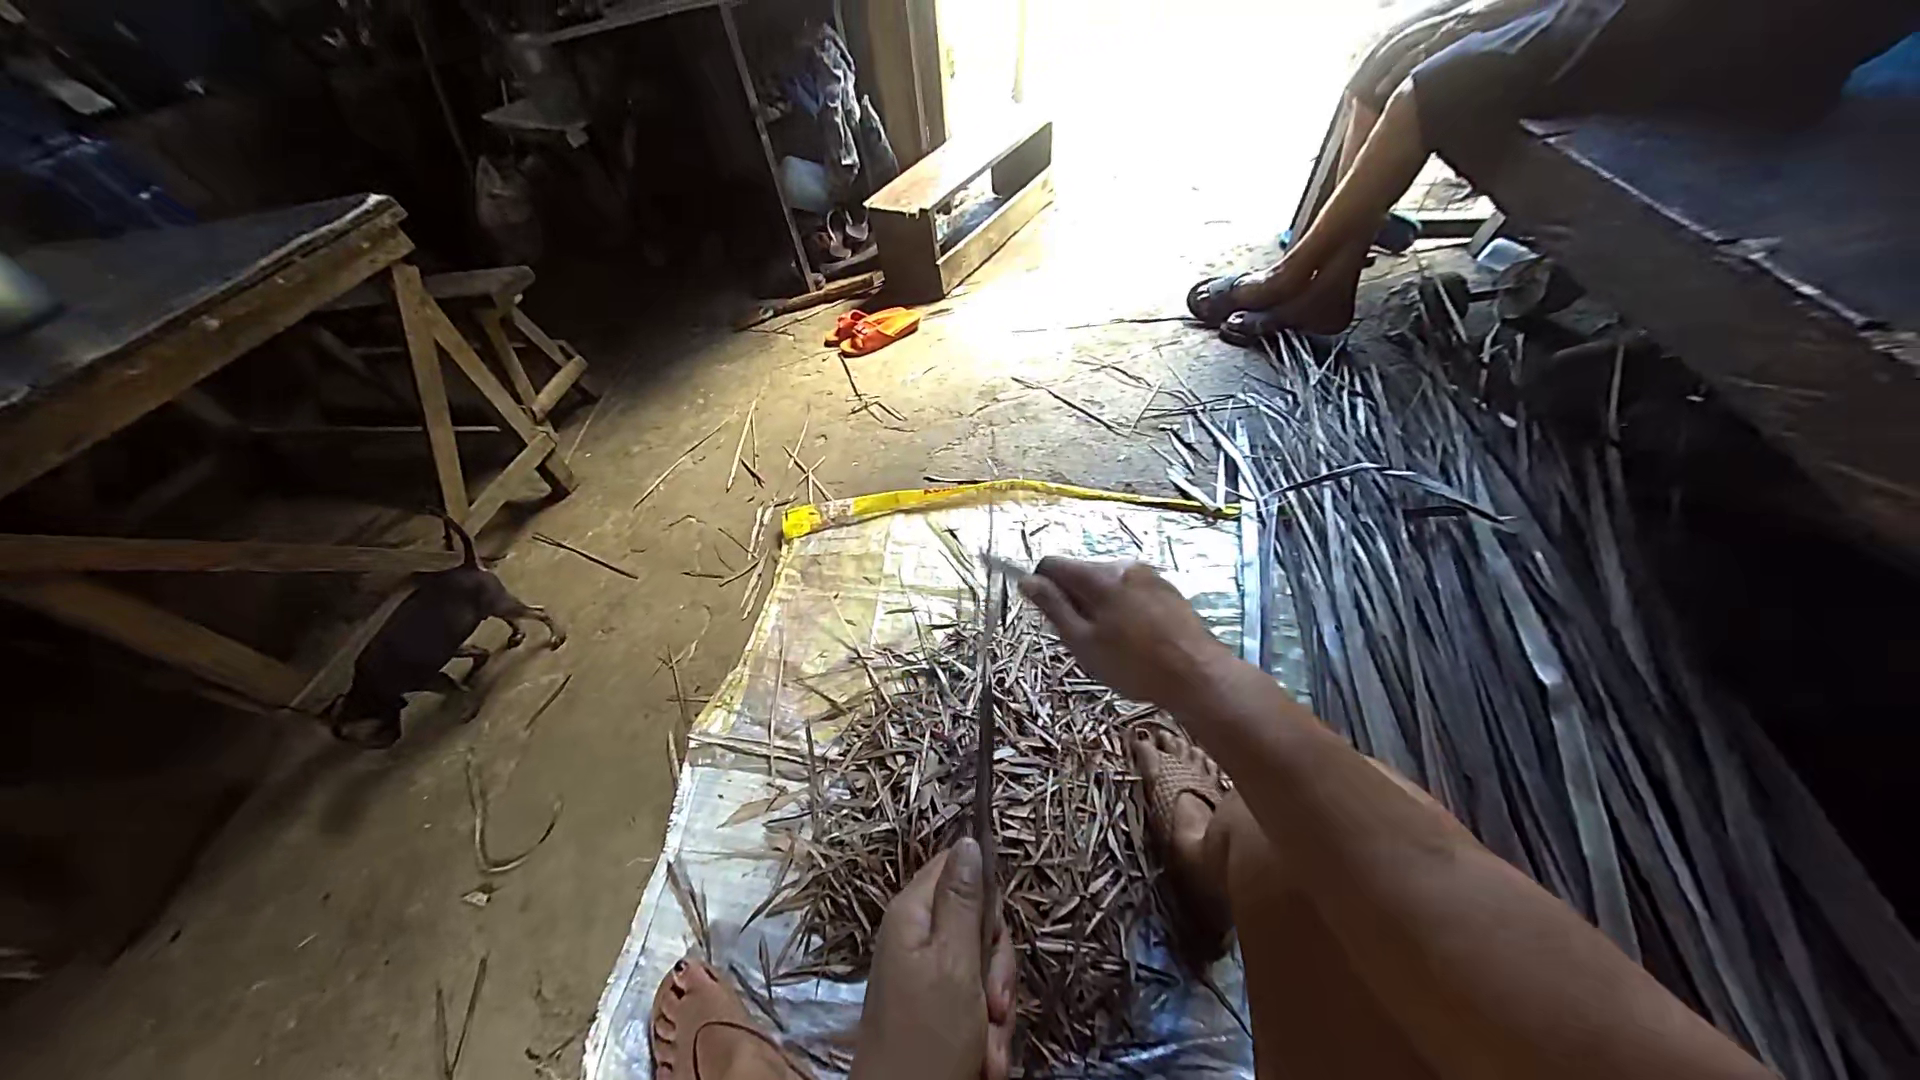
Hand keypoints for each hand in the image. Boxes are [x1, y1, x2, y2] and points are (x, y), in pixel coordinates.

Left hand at [852, 839, 1017, 1079]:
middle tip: (993, 1002)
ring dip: (997, 1007)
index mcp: (913, 912)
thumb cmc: (928, 1038)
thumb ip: (964, 900)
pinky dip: (988, 1032)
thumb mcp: (954, 963)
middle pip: (978, 919)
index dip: (985, 892)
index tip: (995, 930)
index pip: (956, 865)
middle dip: (996, 964)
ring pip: (984, 964)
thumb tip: (969, 839)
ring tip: (988, 1046)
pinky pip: (978, 1000)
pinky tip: (984, 1060)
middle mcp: (918, 935)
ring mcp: (929, 972)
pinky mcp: (940, 1006)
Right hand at [1018, 557, 1227, 709]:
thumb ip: (1053, 607)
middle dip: (1073, 600)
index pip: (1052, 564)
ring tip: (1112, 642)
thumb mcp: (1082, 641)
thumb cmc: (1133, 664)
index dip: (1043, 588)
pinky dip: (1122, 607)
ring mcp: (1149, 575)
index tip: (1052, 618)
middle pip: (1080, 573)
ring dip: (1098, 605)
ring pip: (1106, 583)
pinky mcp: (1167, 589)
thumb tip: (1027, 580)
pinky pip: (1129, 590)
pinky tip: (1135, 638)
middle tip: (1084, 639)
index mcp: (1099, 576)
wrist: (1198, 676)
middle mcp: (1123, 565)